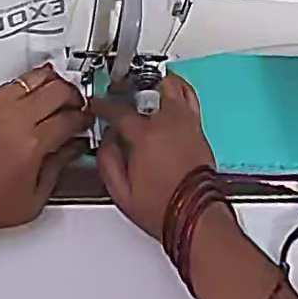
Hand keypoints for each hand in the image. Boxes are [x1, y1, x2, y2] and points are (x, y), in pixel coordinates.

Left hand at [0, 65, 90, 246]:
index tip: (85, 122)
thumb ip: (59, 167)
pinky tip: (35, 90)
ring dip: (54, 83)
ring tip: (59, 93)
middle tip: (77, 106)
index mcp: (32, 145)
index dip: (84, 119)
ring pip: (37, 77)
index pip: (70, 118)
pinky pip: (14, 81)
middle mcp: (16, 121)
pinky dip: (29, 82)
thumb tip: (74, 148)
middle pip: (59, 90)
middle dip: (75, 96)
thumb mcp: (35, 198)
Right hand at [92, 73, 216, 237]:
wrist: (196, 216)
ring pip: (174, 86)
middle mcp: (167, 123)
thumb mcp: (122, 193)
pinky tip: (173, 94)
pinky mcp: (198, 128)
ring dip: (159, 83)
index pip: (118, 111)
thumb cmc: (164, 207)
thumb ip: (108, 161)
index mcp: (145, 136)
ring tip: (150, 85)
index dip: (104, 106)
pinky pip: (191, 97)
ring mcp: (186, 123)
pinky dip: (181, 90)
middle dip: (132, 87)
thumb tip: (106, 141)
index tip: (98, 106)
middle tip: (124, 91)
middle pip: (148, 89)